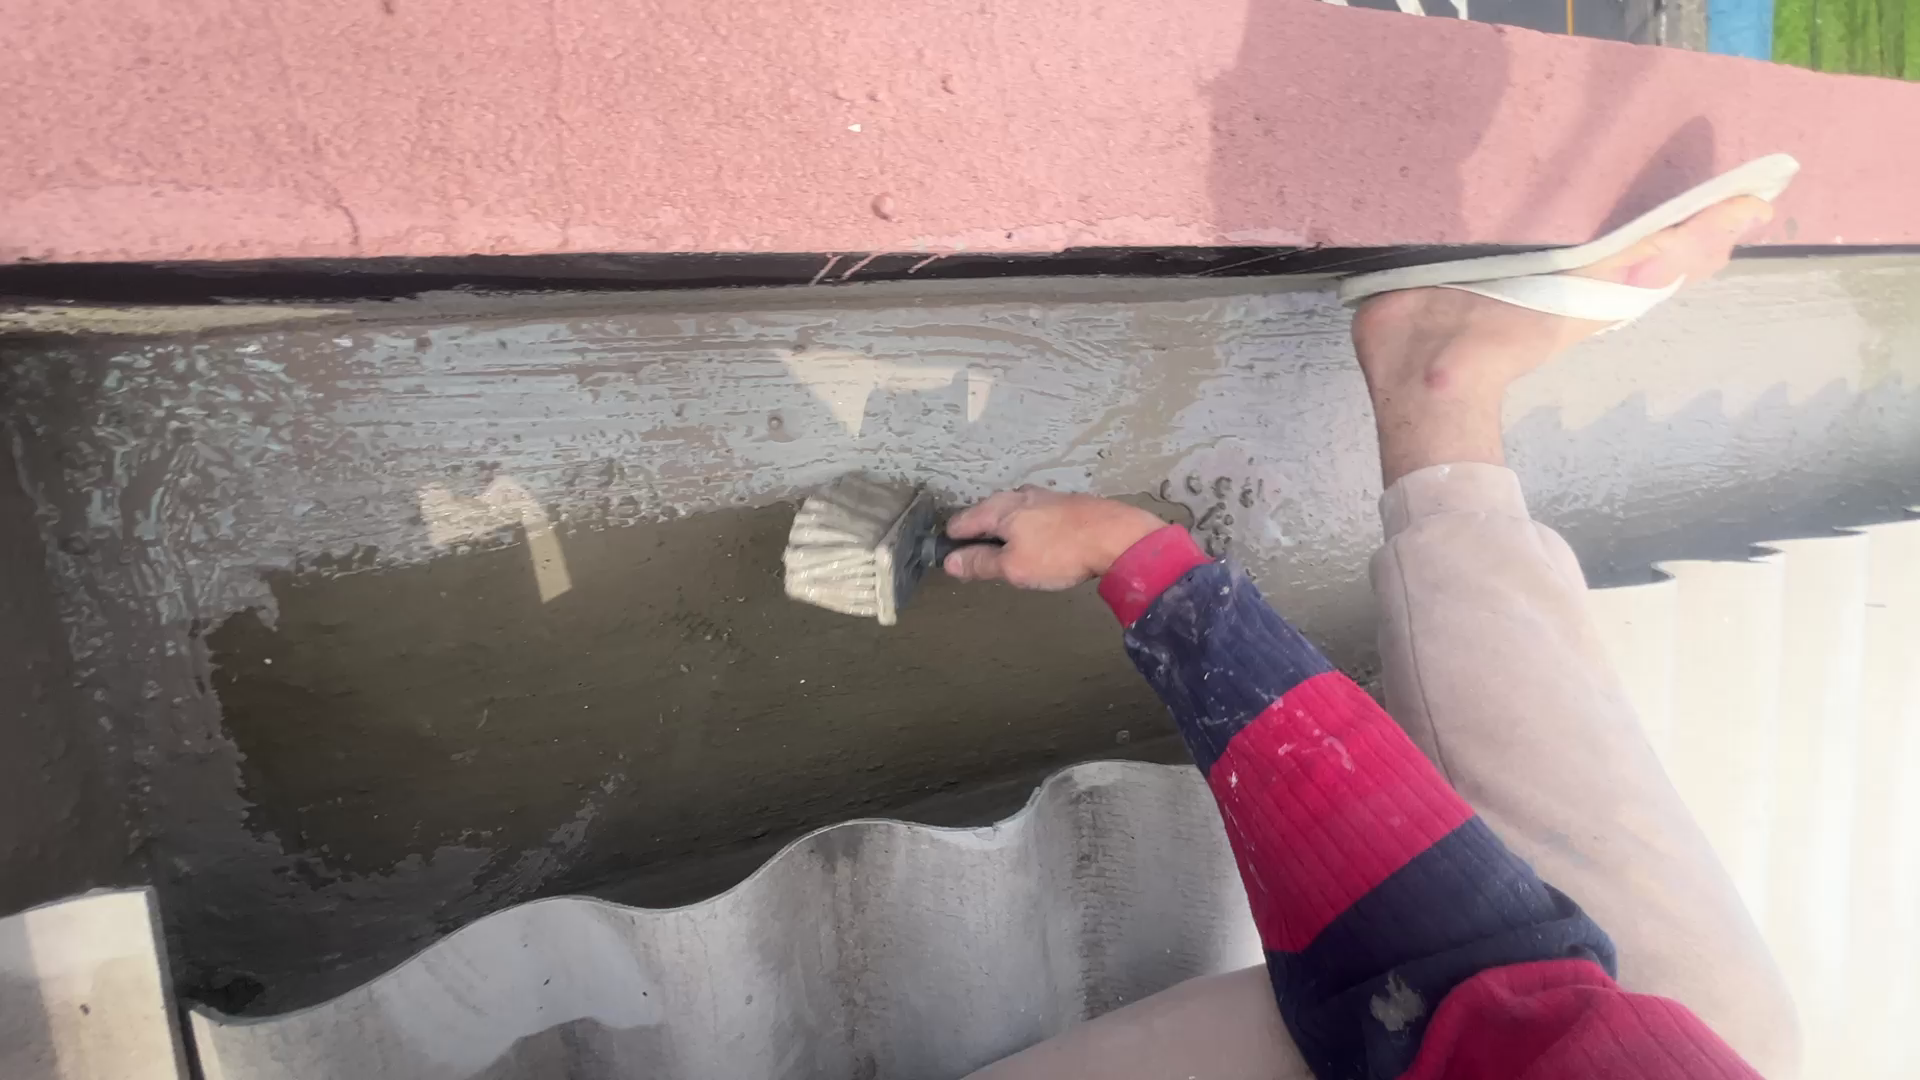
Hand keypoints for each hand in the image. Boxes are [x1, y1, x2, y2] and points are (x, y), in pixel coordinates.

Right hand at [943, 488, 1165, 589]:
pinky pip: (1034, 512)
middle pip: (986, 512)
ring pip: (1012, 509)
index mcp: (999, 509)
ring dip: (1004, 527)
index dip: (953, 540)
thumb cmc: (1059, 553)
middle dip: (978, 531)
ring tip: (1005, 548)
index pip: (962, 521)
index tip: (952, 558)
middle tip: (977, 556)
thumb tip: (949, 561)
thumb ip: (980, 563)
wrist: (1116, 536)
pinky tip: (1036, 537)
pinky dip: (1027, 525)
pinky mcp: (1066, 502)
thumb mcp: (1014, 567)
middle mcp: (1018, 495)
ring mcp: (1044, 495)